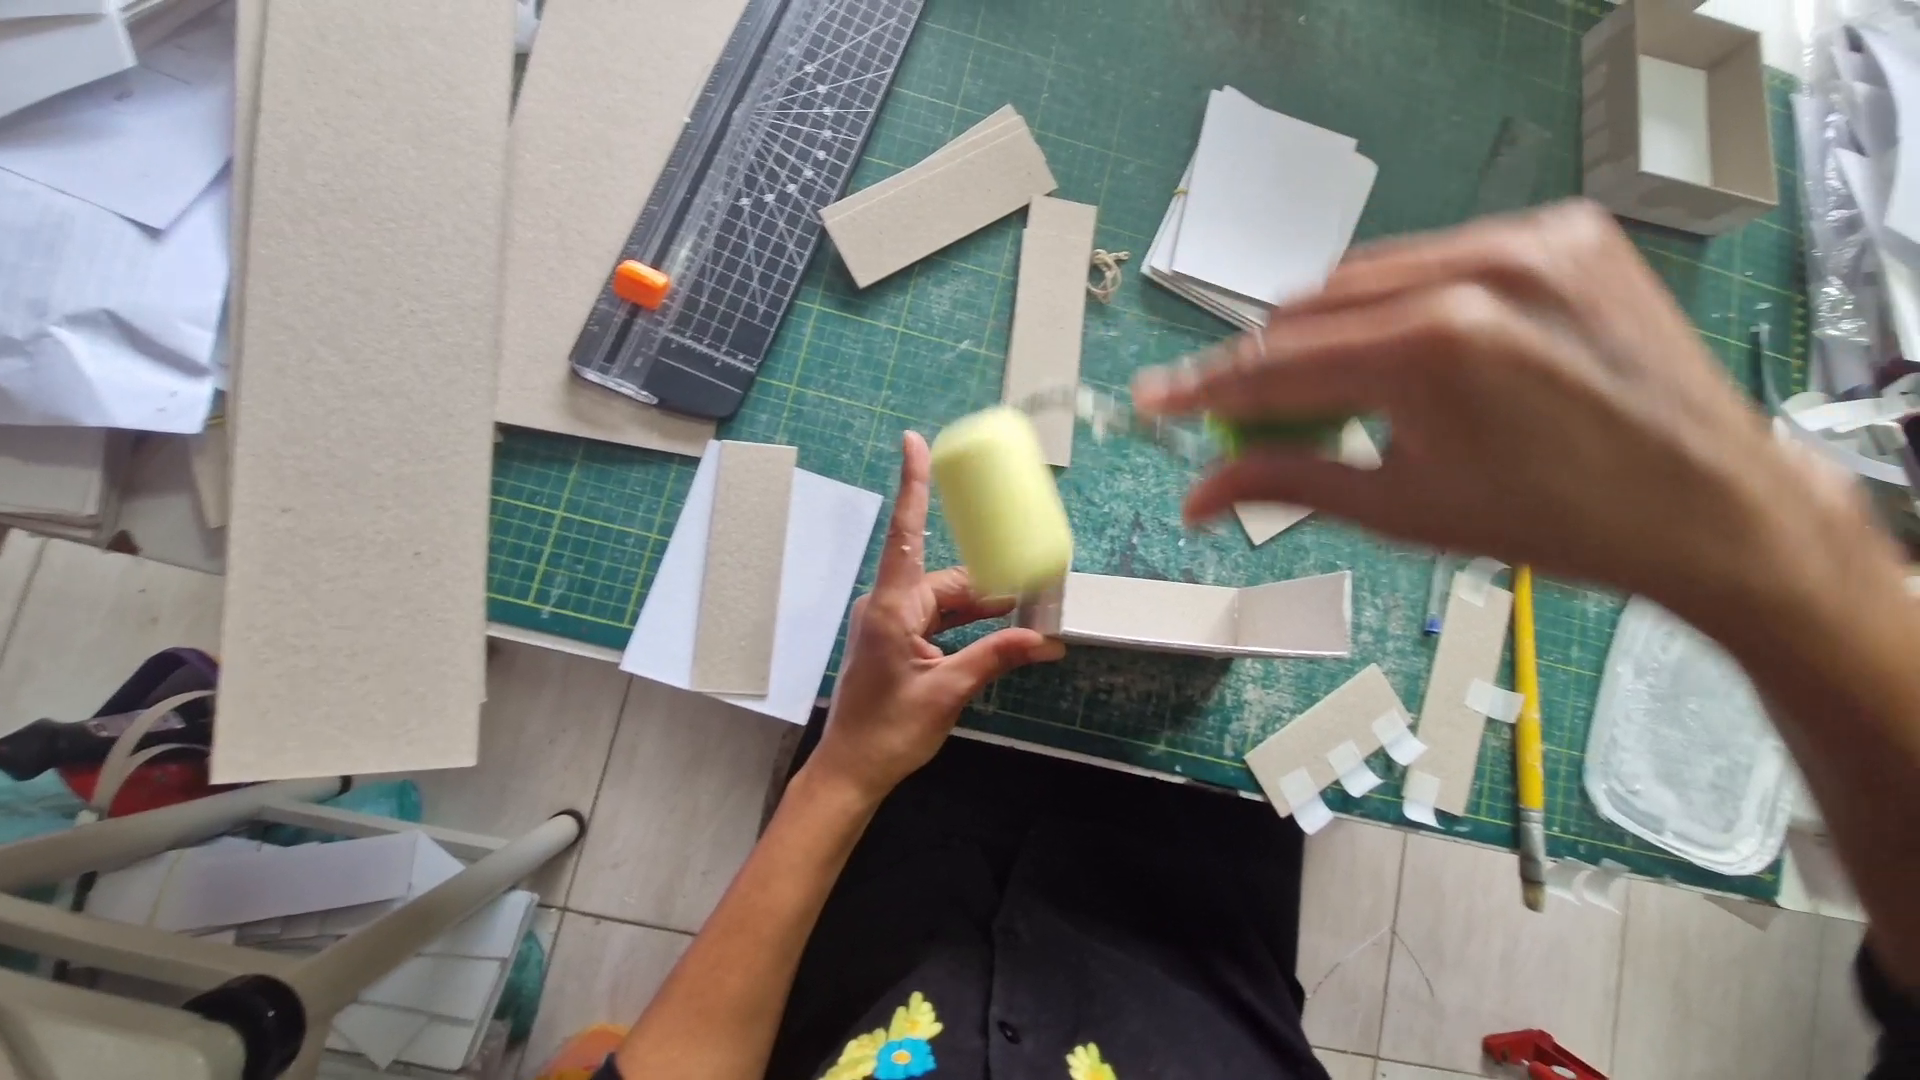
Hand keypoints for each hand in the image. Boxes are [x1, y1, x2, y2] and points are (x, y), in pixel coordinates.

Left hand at [806, 431, 1066, 803]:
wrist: (852, 769)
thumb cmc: (890, 732)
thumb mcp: (949, 692)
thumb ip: (996, 657)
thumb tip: (1046, 640)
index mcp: (891, 609)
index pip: (906, 534)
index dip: (912, 485)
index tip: (913, 442)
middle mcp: (887, 606)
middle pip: (944, 578)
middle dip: (987, 585)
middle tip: (1034, 591)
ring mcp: (889, 623)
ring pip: (943, 600)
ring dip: (980, 608)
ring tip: (1024, 613)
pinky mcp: (894, 639)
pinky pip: (935, 618)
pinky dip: (965, 624)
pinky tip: (997, 631)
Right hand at [1131, 199, 1882, 626]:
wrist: (1706, 503)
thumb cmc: (1547, 524)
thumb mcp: (1397, 509)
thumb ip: (1284, 482)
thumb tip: (1195, 499)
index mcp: (1432, 350)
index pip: (1277, 364)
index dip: (1204, 388)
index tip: (1153, 400)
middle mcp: (1475, 272)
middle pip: (1307, 311)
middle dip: (1261, 365)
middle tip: (1240, 415)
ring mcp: (1524, 240)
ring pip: (1360, 278)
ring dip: (1319, 333)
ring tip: (1325, 390)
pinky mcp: (1559, 231)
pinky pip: (1424, 259)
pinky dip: (1386, 305)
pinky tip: (1397, 351)